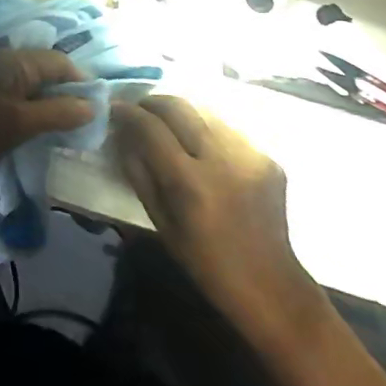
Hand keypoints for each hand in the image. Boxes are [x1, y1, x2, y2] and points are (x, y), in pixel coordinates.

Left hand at [0, 45, 95, 187]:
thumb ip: (60, 111)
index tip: (99, 108)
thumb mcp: (23, 124)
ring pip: (33, 81)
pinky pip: (19, 91)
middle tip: (86, 118)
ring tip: (67, 124)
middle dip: (68, 89)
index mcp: (15, 60)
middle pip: (47, 67)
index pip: (60, 60)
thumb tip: (93, 104)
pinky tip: (41, 124)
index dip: (82, 81)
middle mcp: (4, 59)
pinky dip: (34, 104)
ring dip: (51, 98)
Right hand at [111, 95, 321, 335]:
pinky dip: (207, 129)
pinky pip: (228, 128)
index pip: (152, 128)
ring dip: (181, 113)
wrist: (269, 284)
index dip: (129, 113)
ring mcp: (250, 155)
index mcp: (192, 183)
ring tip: (169, 125)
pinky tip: (202, 146)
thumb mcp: (160, 221)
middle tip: (140, 109)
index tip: (115, 108)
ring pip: (204, 112)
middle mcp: (223, 161)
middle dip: (153, 102)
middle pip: (179, 107)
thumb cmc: (205, 260)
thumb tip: (123, 135)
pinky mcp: (268, 157)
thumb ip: (138, 172)